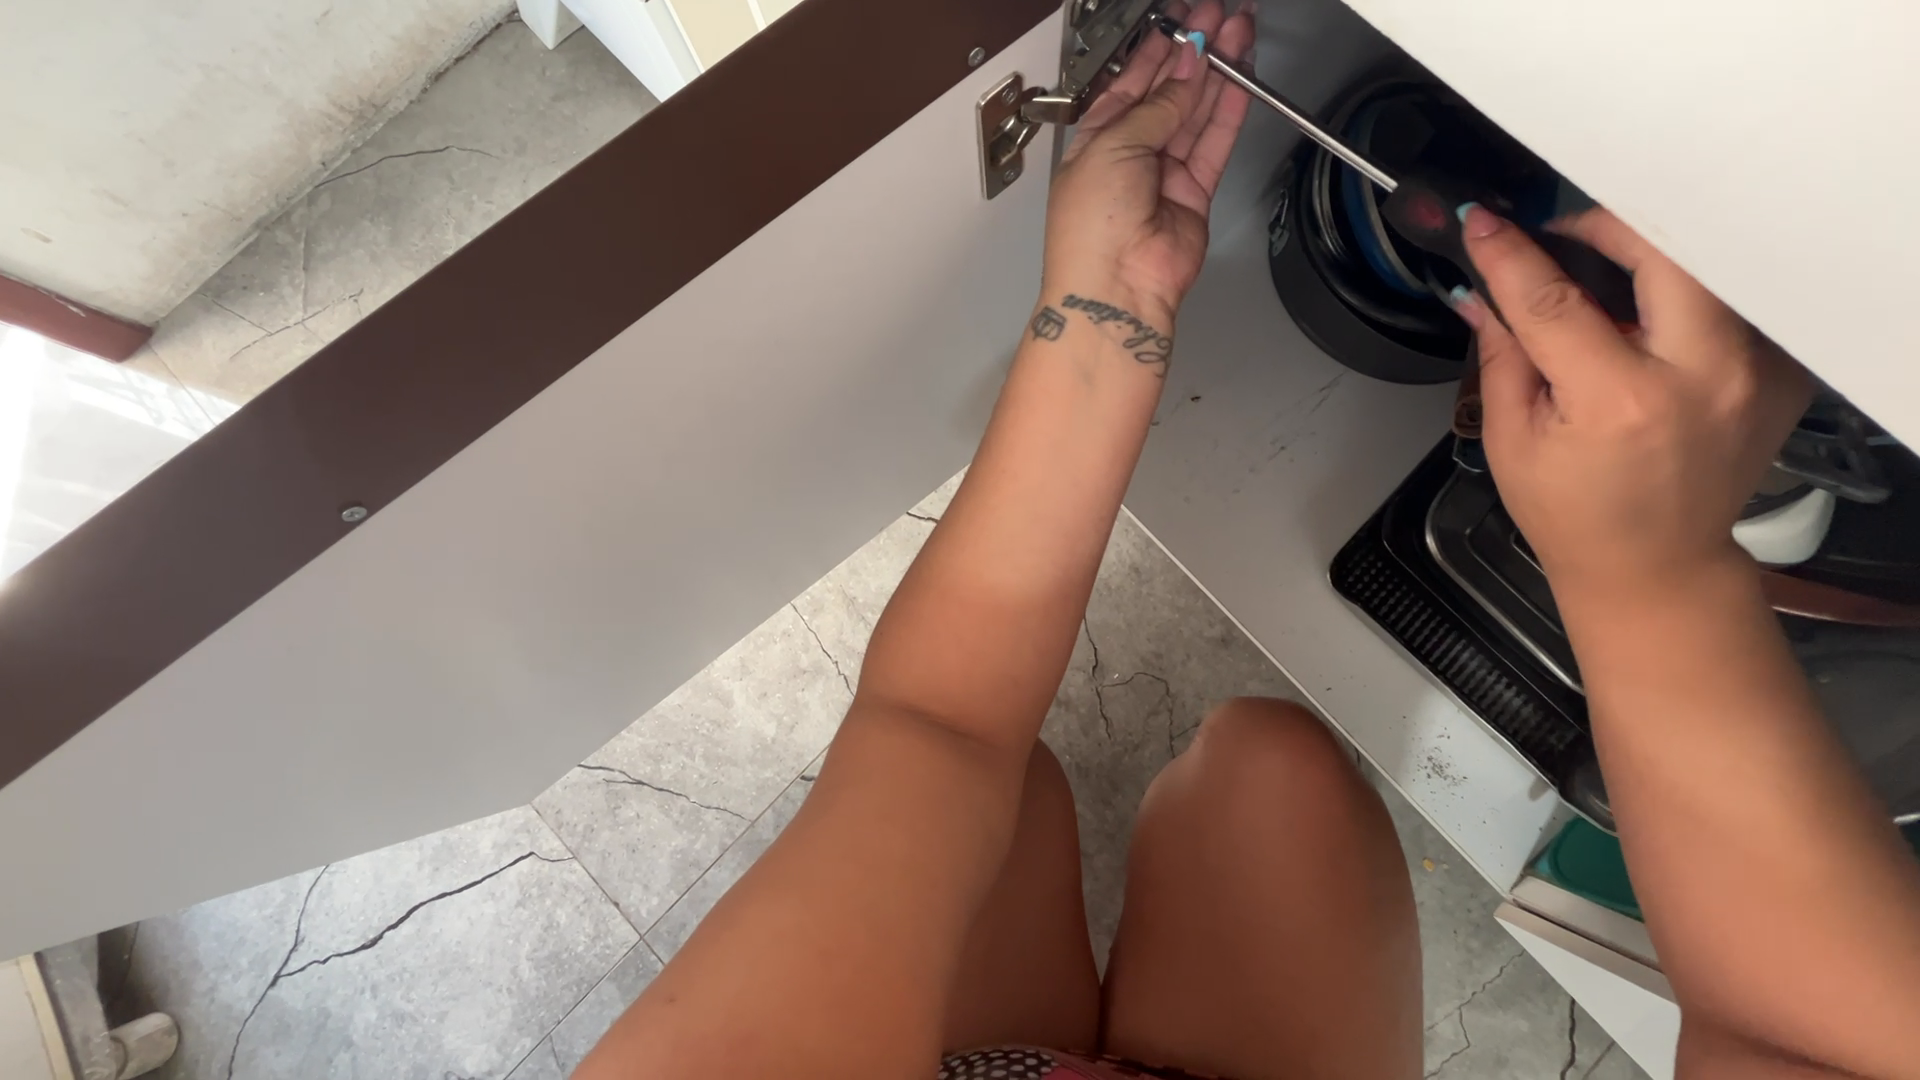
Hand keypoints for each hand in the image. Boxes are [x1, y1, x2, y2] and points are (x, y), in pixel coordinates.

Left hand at [1041, 0, 1254, 331]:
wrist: (1115, 287)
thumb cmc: (1090, 232)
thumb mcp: (1111, 147)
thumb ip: (1153, 108)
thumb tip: (1183, 75)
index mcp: (1094, 146)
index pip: (1129, 88)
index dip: (1155, 52)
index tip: (1179, 20)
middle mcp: (1128, 162)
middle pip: (1166, 96)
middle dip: (1192, 54)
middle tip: (1216, 16)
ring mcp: (1161, 179)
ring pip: (1194, 114)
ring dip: (1216, 73)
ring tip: (1237, 31)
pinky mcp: (1191, 196)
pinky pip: (1213, 144)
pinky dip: (1228, 109)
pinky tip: (1240, 76)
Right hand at [1454, 205, 1811, 600]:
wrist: (1651, 560)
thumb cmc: (1569, 511)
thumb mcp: (1510, 440)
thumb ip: (1502, 358)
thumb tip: (1481, 296)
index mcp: (1617, 402)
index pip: (1555, 303)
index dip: (1511, 258)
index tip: (1483, 224)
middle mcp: (1702, 376)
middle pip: (1665, 254)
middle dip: (1606, 225)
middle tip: (1560, 231)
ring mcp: (1754, 372)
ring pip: (1706, 270)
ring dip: (1646, 256)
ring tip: (1597, 272)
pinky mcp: (1778, 372)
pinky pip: (1725, 305)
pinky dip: (1677, 297)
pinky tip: (1641, 322)